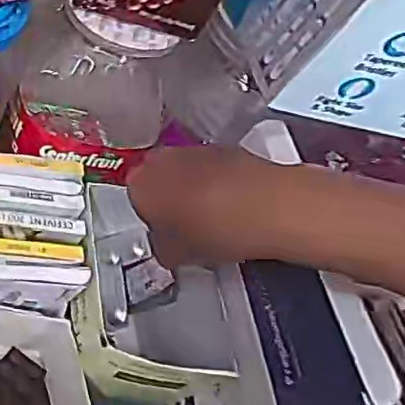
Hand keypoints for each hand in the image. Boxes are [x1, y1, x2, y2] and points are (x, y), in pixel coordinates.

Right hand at [127, 146, 297, 267]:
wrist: (270, 207)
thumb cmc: (213, 231)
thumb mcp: (177, 255)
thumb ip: (162, 249)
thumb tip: (165, 248)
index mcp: (138, 185)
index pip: (134, 201)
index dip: (149, 219)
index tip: (164, 234)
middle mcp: (160, 160)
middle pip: (157, 180)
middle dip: (168, 199)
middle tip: (185, 226)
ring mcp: (194, 150)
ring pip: (184, 172)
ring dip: (193, 190)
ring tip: (213, 218)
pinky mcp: (226, 148)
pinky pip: (212, 169)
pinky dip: (218, 183)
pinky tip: (234, 207)